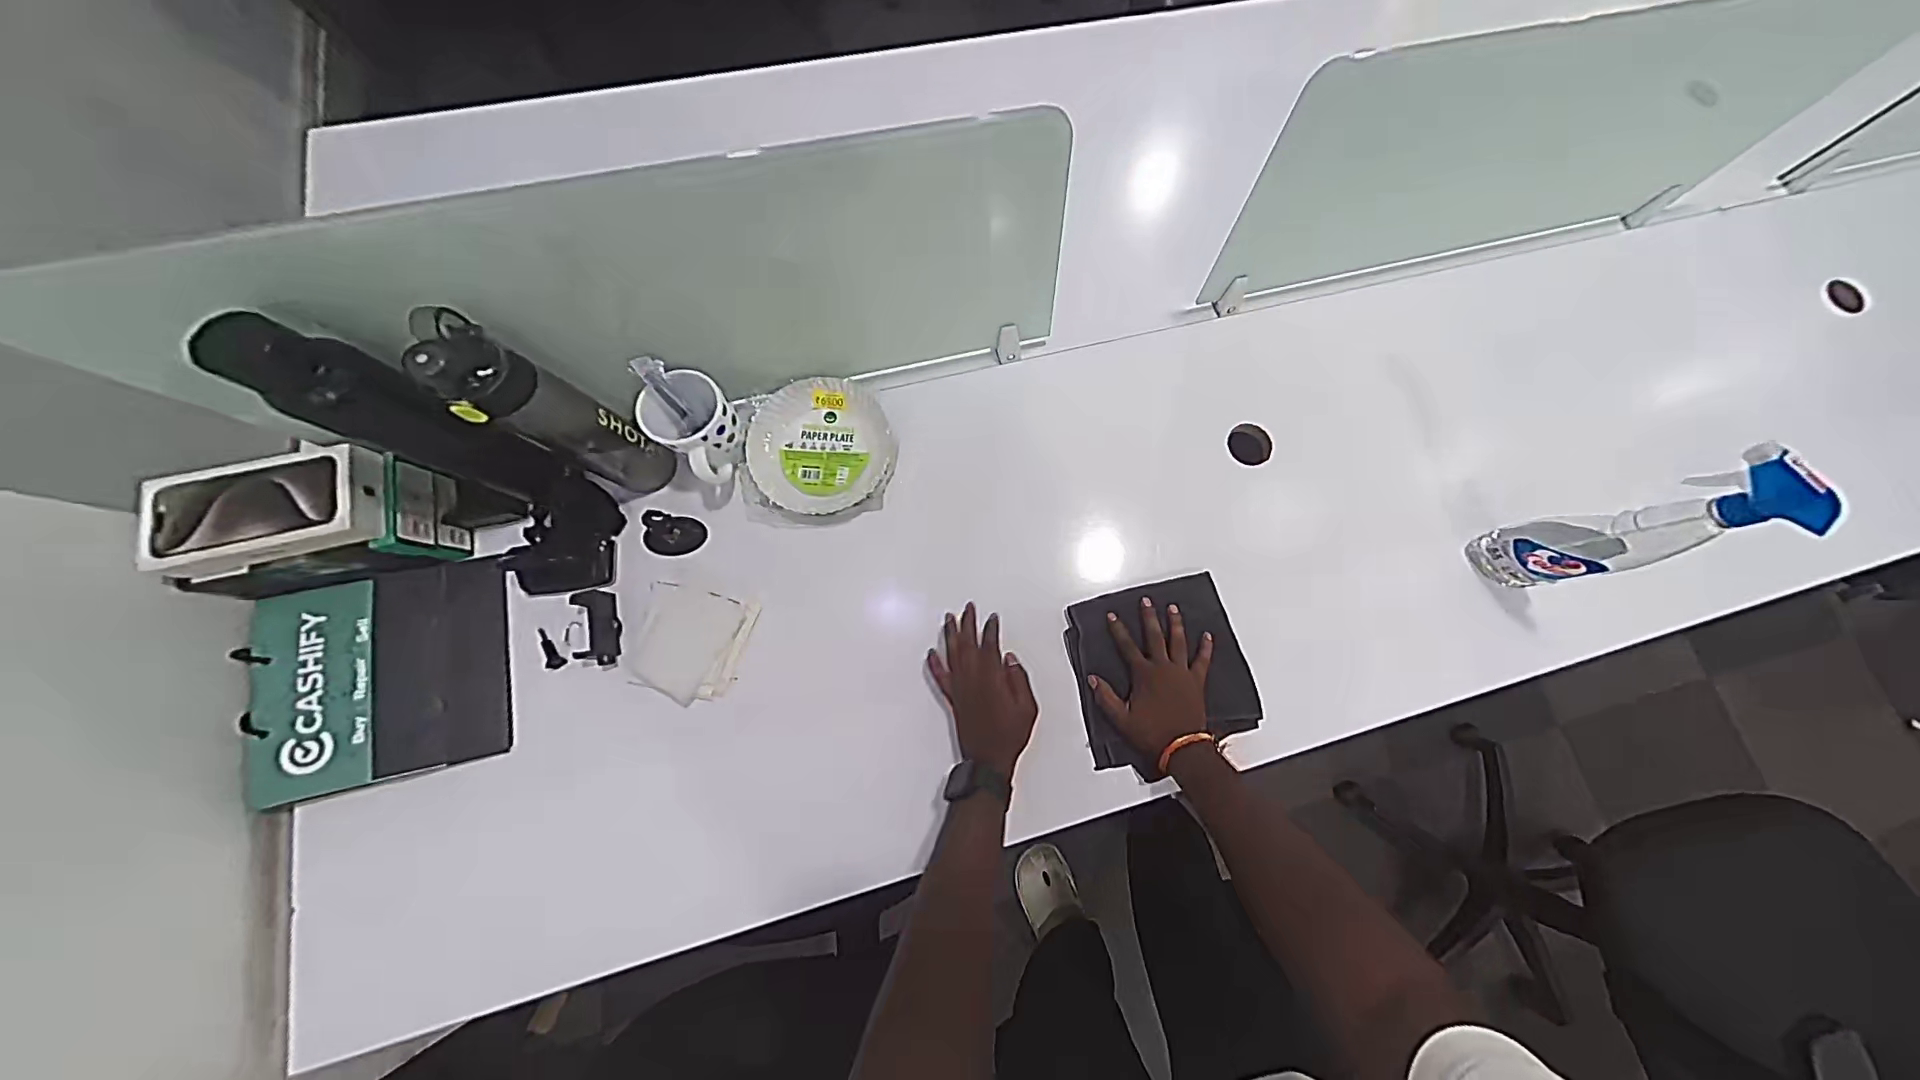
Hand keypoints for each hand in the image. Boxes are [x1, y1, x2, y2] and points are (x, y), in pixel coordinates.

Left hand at [928, 603, 1038, 777]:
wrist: (988, 760)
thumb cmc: (1008, 736)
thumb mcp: (1027, 708)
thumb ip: (1019, 680)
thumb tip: (1010, 660)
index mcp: (992, 679)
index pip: (990, 645)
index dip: (991, 629)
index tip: (992, 618)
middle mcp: (972, 680)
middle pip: (968, 643)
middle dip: (969, 623)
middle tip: (968, 608)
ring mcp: (960, 688)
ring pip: (952, 654)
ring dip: (951, 635)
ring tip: (949, 619)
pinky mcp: (953, 698)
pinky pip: (940, 676)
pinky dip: (935, 663)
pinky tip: (931, 653)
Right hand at [1089, 597, 1214, 769]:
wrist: (1182, 748)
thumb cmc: (1152, 734)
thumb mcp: (1120, 718)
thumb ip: (1105, 697)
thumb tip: (1093, 680)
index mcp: (1144, 675)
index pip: (1127, 646)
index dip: (1119, 630)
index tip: (1113, 616)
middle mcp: (1163, 669)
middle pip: (1154, 636)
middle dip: (1149, 617)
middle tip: (1146, 602)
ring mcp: (1182, 674)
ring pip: (1178, 642)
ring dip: (1175, 624)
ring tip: (1173, 609)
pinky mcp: (1197, 682)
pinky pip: (1202, 660)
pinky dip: (1205, 648)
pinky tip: (1207, 636)